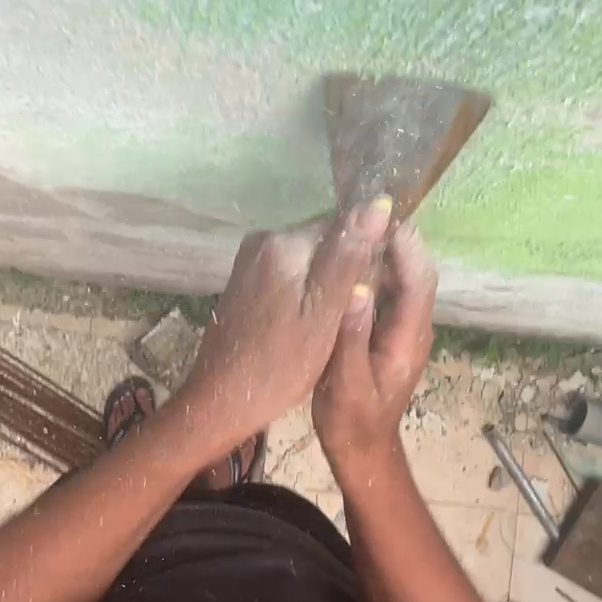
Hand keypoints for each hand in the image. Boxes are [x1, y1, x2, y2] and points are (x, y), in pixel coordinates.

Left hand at [175, 199, 392, 450]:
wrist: (222, 399)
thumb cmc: (279, 365)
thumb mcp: (324, 314)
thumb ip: (349, 257)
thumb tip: (378, 203)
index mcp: (284, 243)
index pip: (342, 223)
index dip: (367, 250)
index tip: (380, 284)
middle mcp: (263, 240)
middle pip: (323, 239)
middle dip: (346, 267)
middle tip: (357, 309)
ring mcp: (251, 261)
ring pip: (309, 259)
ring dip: (328, 282)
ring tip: (339, 318)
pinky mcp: (246, 281)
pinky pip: (290, 274)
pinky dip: (307, 292)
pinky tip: (314, 320)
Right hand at [314, 220, 437, 466]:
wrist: (361, 448)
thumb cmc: (352, 420)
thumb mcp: (346, 384)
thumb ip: (352, 337)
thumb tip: (358, 288)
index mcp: (409, 336)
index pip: (419, 277)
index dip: (403, 243)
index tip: (376, 214)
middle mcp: (413, 326)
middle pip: (413, 270)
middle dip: (391, 239)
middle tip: (356, 213)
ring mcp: (402, 327)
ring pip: (400, 277)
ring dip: (380, 251)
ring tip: (348, 227)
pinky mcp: (387, 330)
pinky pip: (386, 290)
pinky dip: (371, 270)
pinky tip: (345, 261)